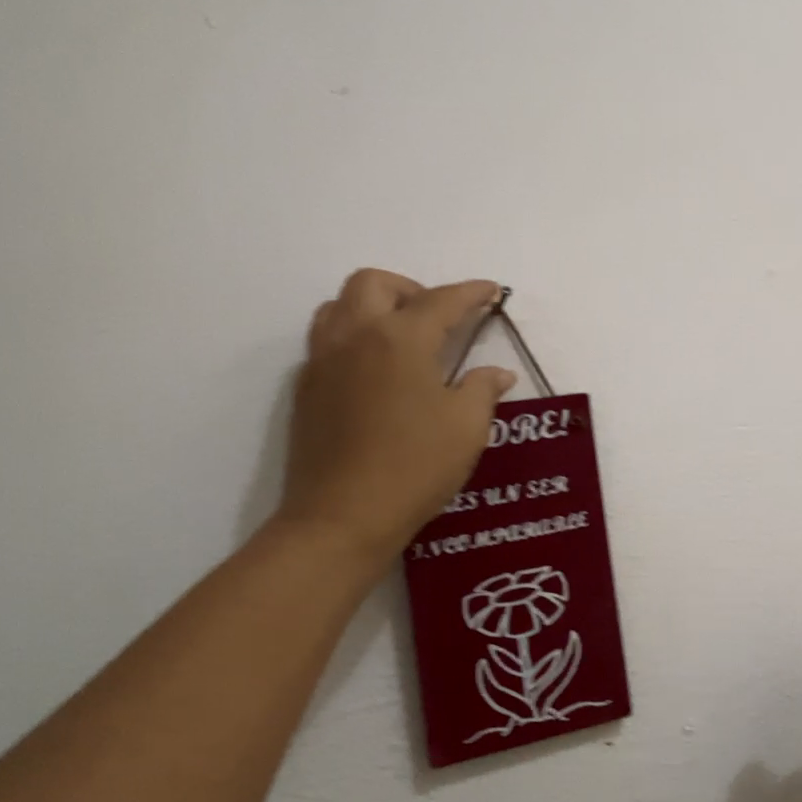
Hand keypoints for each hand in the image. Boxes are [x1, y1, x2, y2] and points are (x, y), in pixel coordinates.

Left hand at [276, 269, 514, 552]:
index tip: (491, 291)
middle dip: (411, 289)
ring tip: (401, 338)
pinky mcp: (305, 390)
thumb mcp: (467, 428)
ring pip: (340, 306)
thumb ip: (482, 389)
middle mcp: (355, 336)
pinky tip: (375, 372)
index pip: (441, 300)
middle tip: (438, 319)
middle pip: (374, 283)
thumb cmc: (415, 467)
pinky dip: (353, 338)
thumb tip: (496, 373)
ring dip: (373, 307)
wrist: (341, 518)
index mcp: (400, 338)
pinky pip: (326, 340)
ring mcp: (323, 361)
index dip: (470, 293)